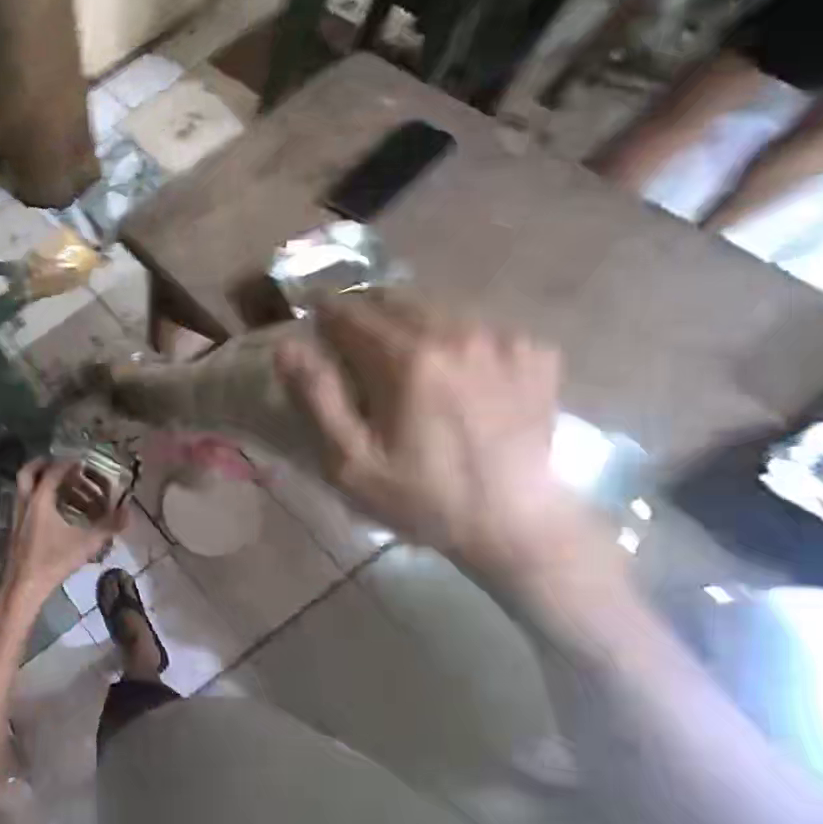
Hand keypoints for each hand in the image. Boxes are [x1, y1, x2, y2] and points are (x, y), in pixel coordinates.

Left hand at [2, 459, 128, 601]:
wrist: (24, 586)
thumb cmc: (53, 561)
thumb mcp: (86, 544)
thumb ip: (108, 526)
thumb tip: (129, 512)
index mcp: (40, 500)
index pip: (53, 471)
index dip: (68, 463)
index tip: (83, 461)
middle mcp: (25, 502)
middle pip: (29, 472)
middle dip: (45, 464)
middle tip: (64, 466)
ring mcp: (17, 515)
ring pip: (27, 488)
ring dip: (43, 482)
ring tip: (66, 489)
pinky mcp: (16, 528)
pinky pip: (27, 503)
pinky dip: (40, 498)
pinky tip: (57, 512)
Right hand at [276, 295, 593, 572]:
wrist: (514, 524)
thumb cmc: (421, 497)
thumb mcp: (350, 462)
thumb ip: (317, 398)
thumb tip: (288, 345)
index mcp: (408, 359)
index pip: (350, 312)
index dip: (324, 314)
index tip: (314, 320)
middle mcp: (458, 332)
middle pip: (395, 299)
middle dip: (367, 314)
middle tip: (355, 344)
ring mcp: (503, 337)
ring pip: (437, 307)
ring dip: (410, 324)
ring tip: (404, 360)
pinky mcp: (534, 350)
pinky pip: (478, 324)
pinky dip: (455, 338)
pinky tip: (454, 375)